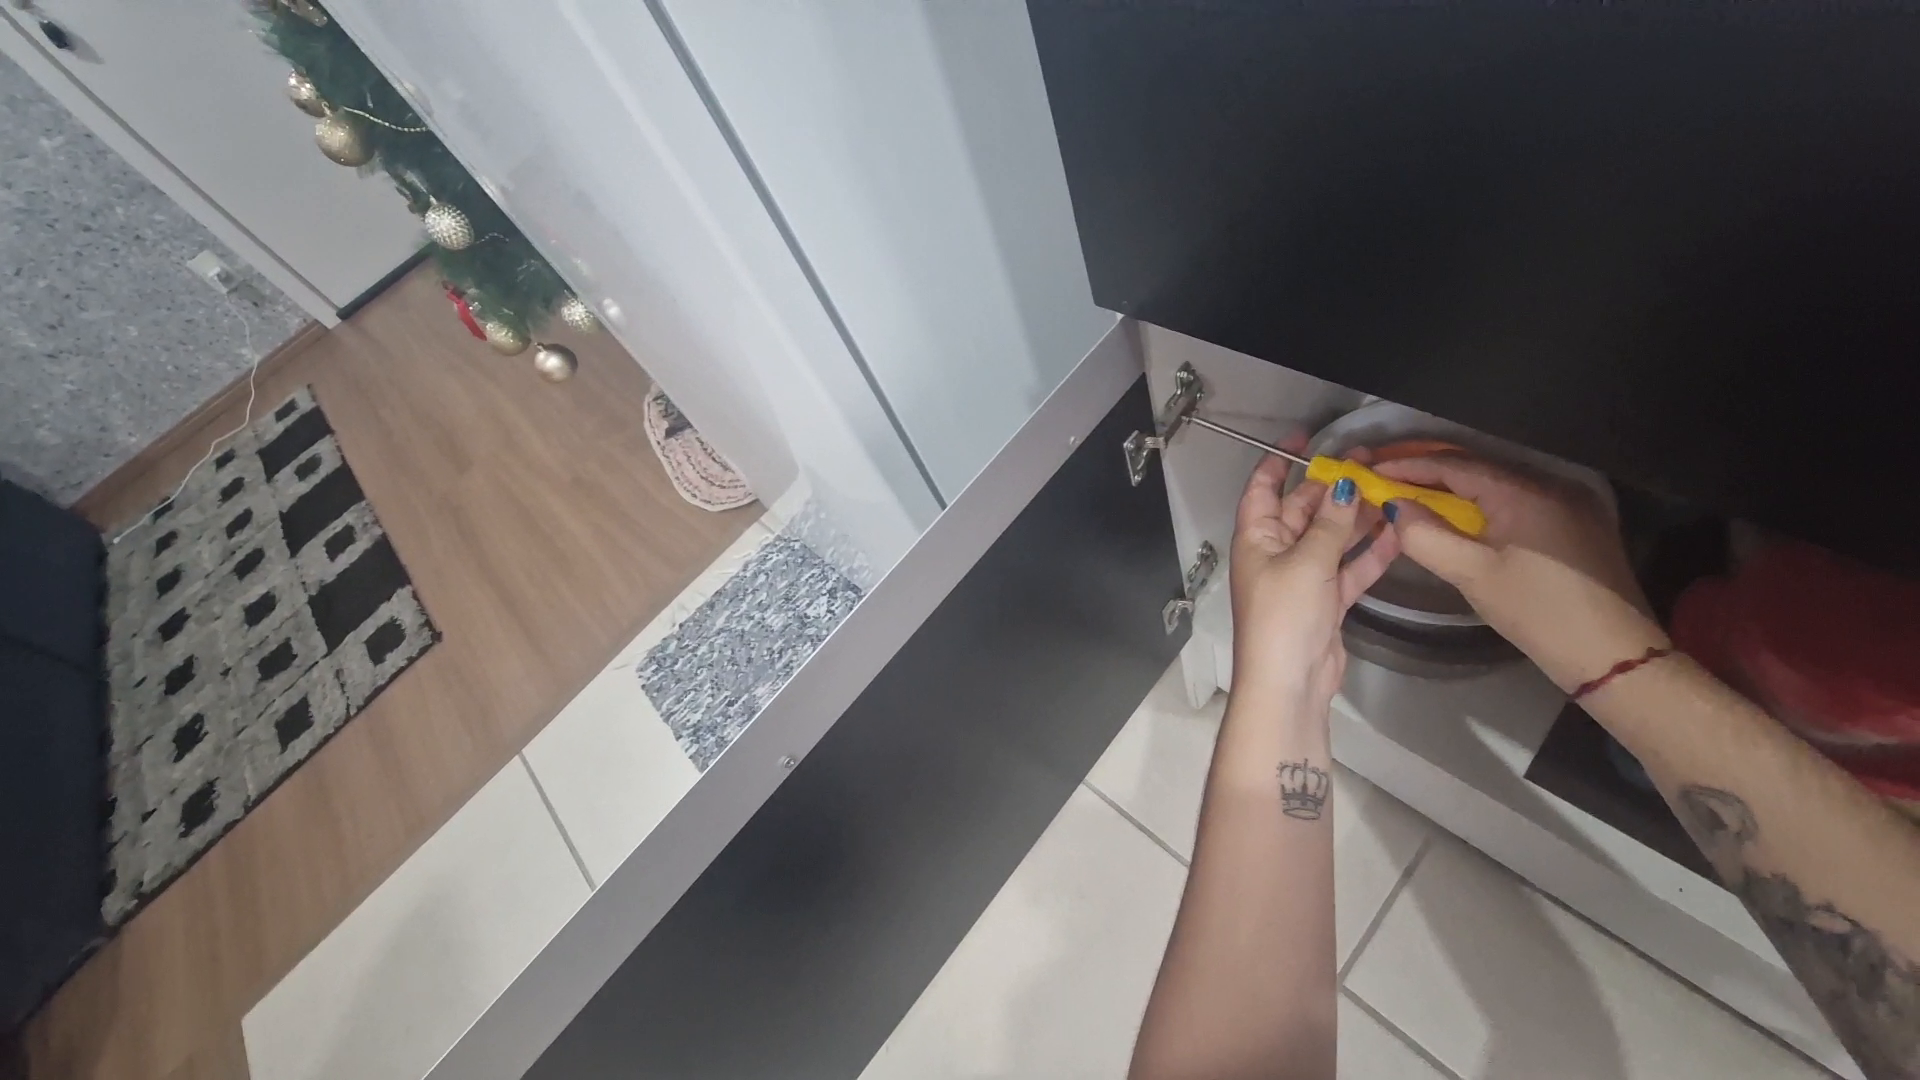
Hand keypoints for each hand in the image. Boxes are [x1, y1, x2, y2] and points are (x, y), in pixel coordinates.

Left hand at [1230, 440, 1400, 708]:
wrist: (1289, 681)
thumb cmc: (1285, 616)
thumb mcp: (1307, 563)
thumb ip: (1330, 525)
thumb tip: (1343, 485)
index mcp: (1255, 538)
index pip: (1262, 490)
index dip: (1278, 462)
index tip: (1305, 438)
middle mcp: (1275, 553)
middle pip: (1303, 510)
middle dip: (1332, 488)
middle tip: (1371, 464)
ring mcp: (1302, 577)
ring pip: (1331, 538)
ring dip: (1357, 518)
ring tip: (1391, 491)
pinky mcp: (1325, 600)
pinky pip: (1349, 567)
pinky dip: (1371, 553)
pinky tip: (1399, 532)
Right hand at [1372, 455, 1667, 691]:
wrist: (1613, 655)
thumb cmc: (1537, 611)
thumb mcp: (1472, 574)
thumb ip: (1425, 536)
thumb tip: (1394, 507)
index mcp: (1526, 492)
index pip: (1456, 465)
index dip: (1409, 466)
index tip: (1370, 470)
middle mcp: (1552, 485)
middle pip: (1477, 469)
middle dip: (1428, 472)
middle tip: (1386, 479)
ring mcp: (1569, 504)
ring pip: (1496, 485)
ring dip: (1452, 488)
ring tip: (1412, 495)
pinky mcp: (1576, 525)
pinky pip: (1516, 501)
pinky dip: (1479, 503)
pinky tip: (1458, 516)